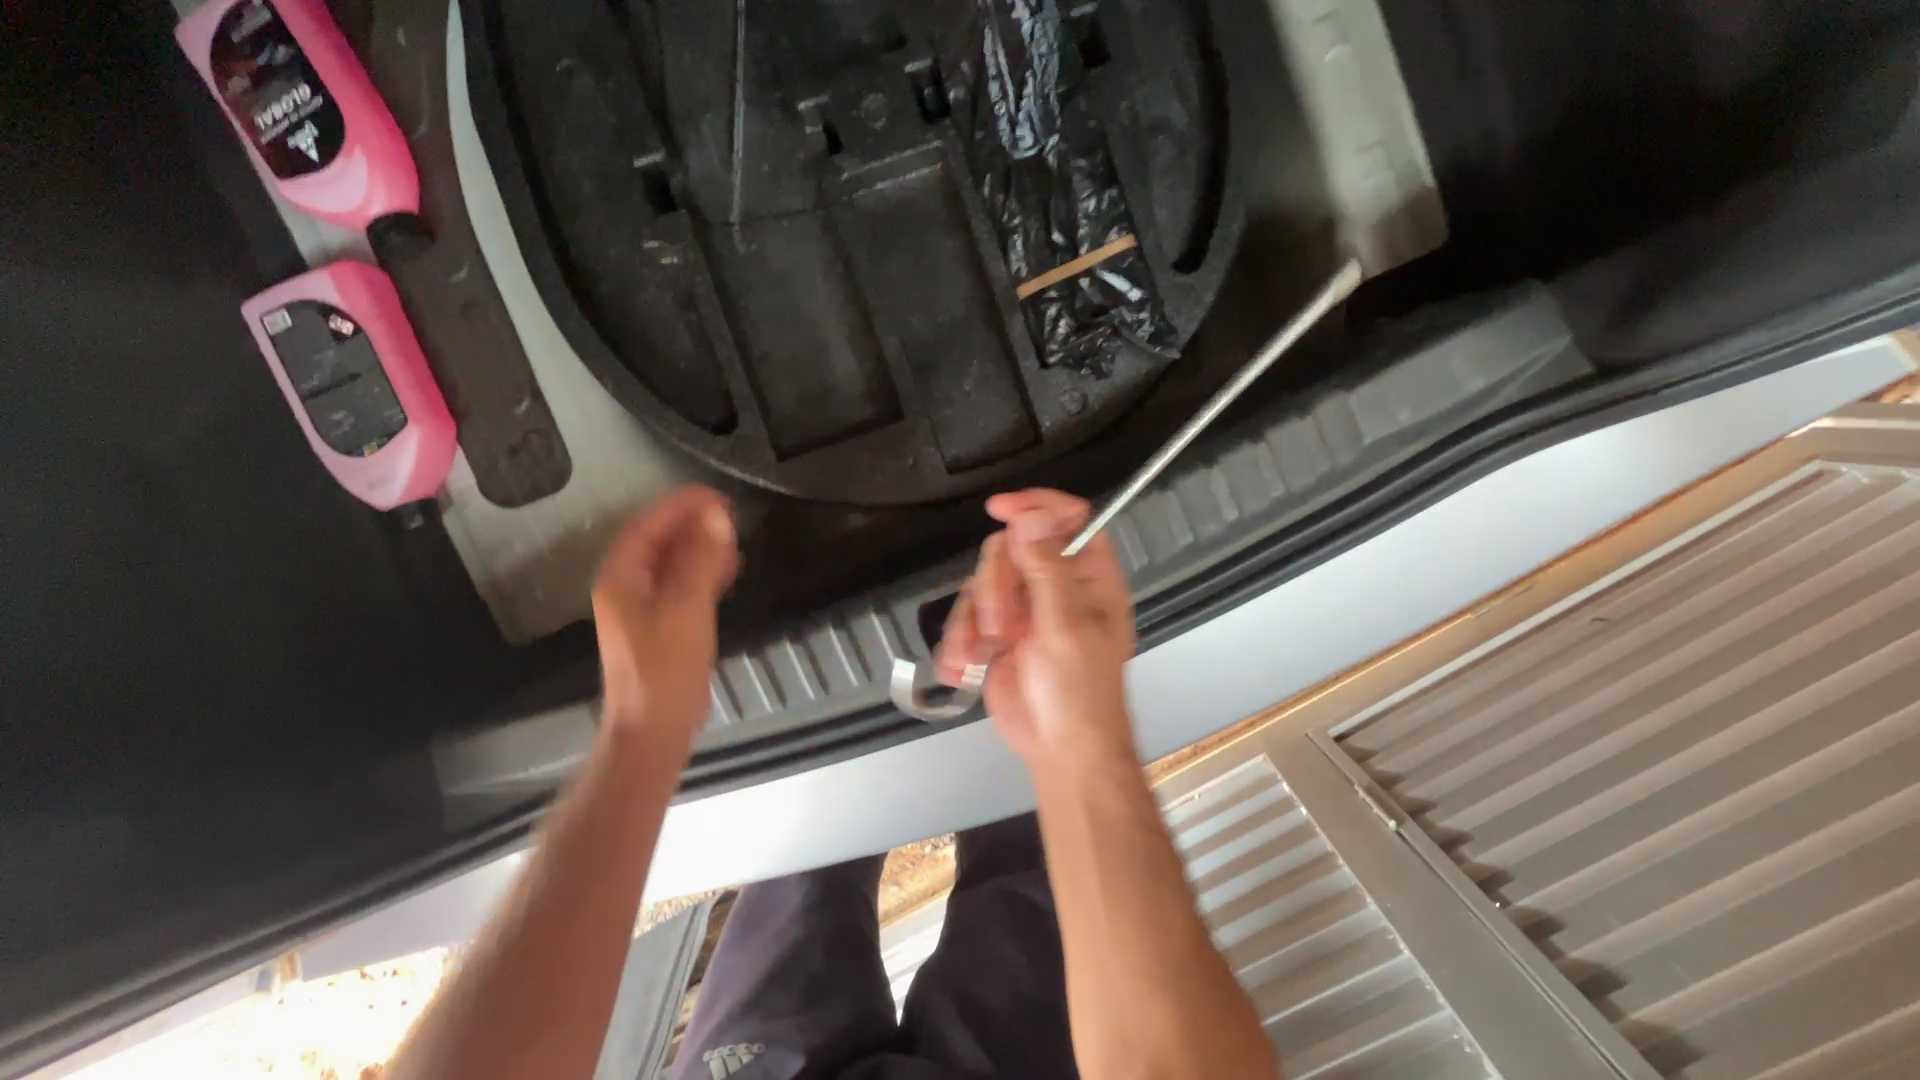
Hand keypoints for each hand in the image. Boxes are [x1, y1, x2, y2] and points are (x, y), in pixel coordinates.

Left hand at [592, 486, 738, 743]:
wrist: (654, 730)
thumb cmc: (665, 670)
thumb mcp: (686, 610)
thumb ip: (700, 561)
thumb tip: (716, 516)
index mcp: (621, 579)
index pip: (647, 526)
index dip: (680, 505)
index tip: (716, 496)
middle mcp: (625, 588)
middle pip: (656, 541)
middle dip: (690, 522)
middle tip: (729, 512)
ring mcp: (641, 609)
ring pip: (669, 563)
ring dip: (698, 545)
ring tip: (732, 536)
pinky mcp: (660, 628)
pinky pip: (679, 585)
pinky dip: (702, 571)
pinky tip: (726, 572)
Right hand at [935, 489, 1136, 765]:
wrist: (1059, 750)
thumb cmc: (1080, 691)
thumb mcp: (1066, 625)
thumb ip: (1047, 567)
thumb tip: (1031, 515)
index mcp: (1088, 577)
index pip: (1068, 519)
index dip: (1036, 506)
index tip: (1001, 508)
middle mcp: (1056, 586)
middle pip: (1011, 549)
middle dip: (995, 586)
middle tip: (1001, 625)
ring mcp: (1023, 610)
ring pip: (983, 582)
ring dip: (974, 618)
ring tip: (982, 652)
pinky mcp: (995, 636)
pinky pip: (965, 618)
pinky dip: (959, 641)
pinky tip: (962, 665)